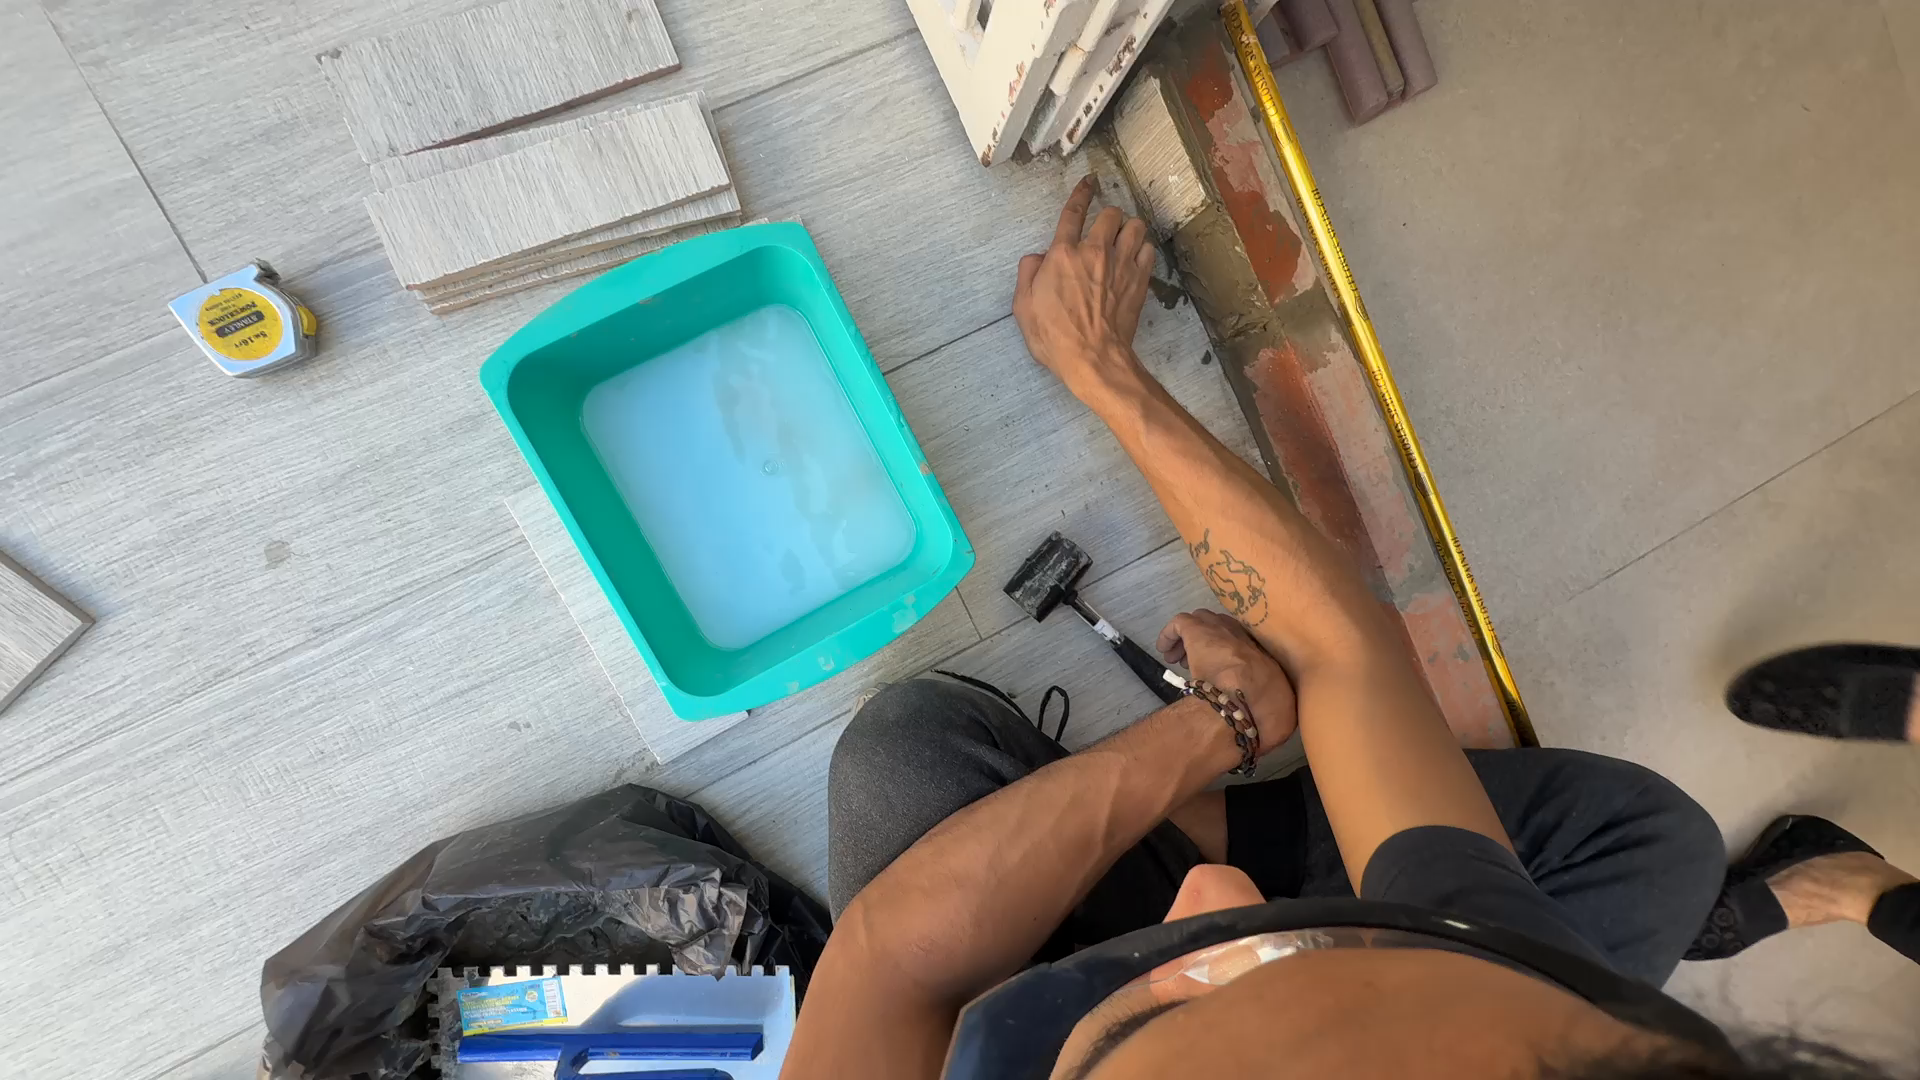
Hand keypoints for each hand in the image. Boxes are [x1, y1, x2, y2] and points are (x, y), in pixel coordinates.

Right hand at [1012, 176, 1156, 403]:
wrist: (1092, 359)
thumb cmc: (1054, 337)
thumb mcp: (1023, 307)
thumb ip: (1027, 275)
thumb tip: (1038, 258)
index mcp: (1062, 254)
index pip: (1072, 212)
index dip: (1081, 193)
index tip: (1089, 182)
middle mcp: (1094, 251)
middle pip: (1110, 214)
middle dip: (1108, 218)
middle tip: (1104, 231)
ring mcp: (1120, 264)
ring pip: (1135, 226)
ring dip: (1129, 229)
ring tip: (1123, 241)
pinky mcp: (1139, 281)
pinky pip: (1148, 250)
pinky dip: (1143, 250)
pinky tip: (1135, 260)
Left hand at [1158, 610, 1298, 755]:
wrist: (1247, 701)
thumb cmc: (1265, 712)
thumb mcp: (1278, 709)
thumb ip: (1273, 708)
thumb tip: (1270, 723)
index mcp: (1263, 655)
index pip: (1242, 645)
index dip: (1226, 655)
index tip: (1216, 671)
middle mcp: (1243, 636)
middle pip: (1221, 628)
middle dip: (1207, 642)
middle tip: (1195, 663)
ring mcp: (1220, 629)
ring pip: (1201, 621)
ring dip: (1189, 639)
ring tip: (1177, 660)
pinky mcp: (1197, 629)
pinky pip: (1180, 622)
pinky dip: (1170, 634)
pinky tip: (1164, 650)